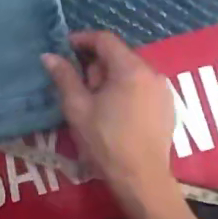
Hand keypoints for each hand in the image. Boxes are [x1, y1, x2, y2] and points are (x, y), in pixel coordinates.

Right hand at [42, 31, 175, 203]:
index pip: (105, 39)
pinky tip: (114, 112)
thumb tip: (49, 55)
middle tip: (76, 84)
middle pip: (118, 55)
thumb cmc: (105, 141)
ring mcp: (164, 90)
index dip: (82, 39)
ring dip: (110, 77)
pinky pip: (142, 87)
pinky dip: (125, 90)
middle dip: (95, 63)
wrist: (141, 179)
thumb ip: (64, 77)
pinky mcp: (168, 107)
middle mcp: (152, 73)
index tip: (63, 49)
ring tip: (93, 100)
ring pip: (130, 71)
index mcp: (131, 69)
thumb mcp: (77, 107)